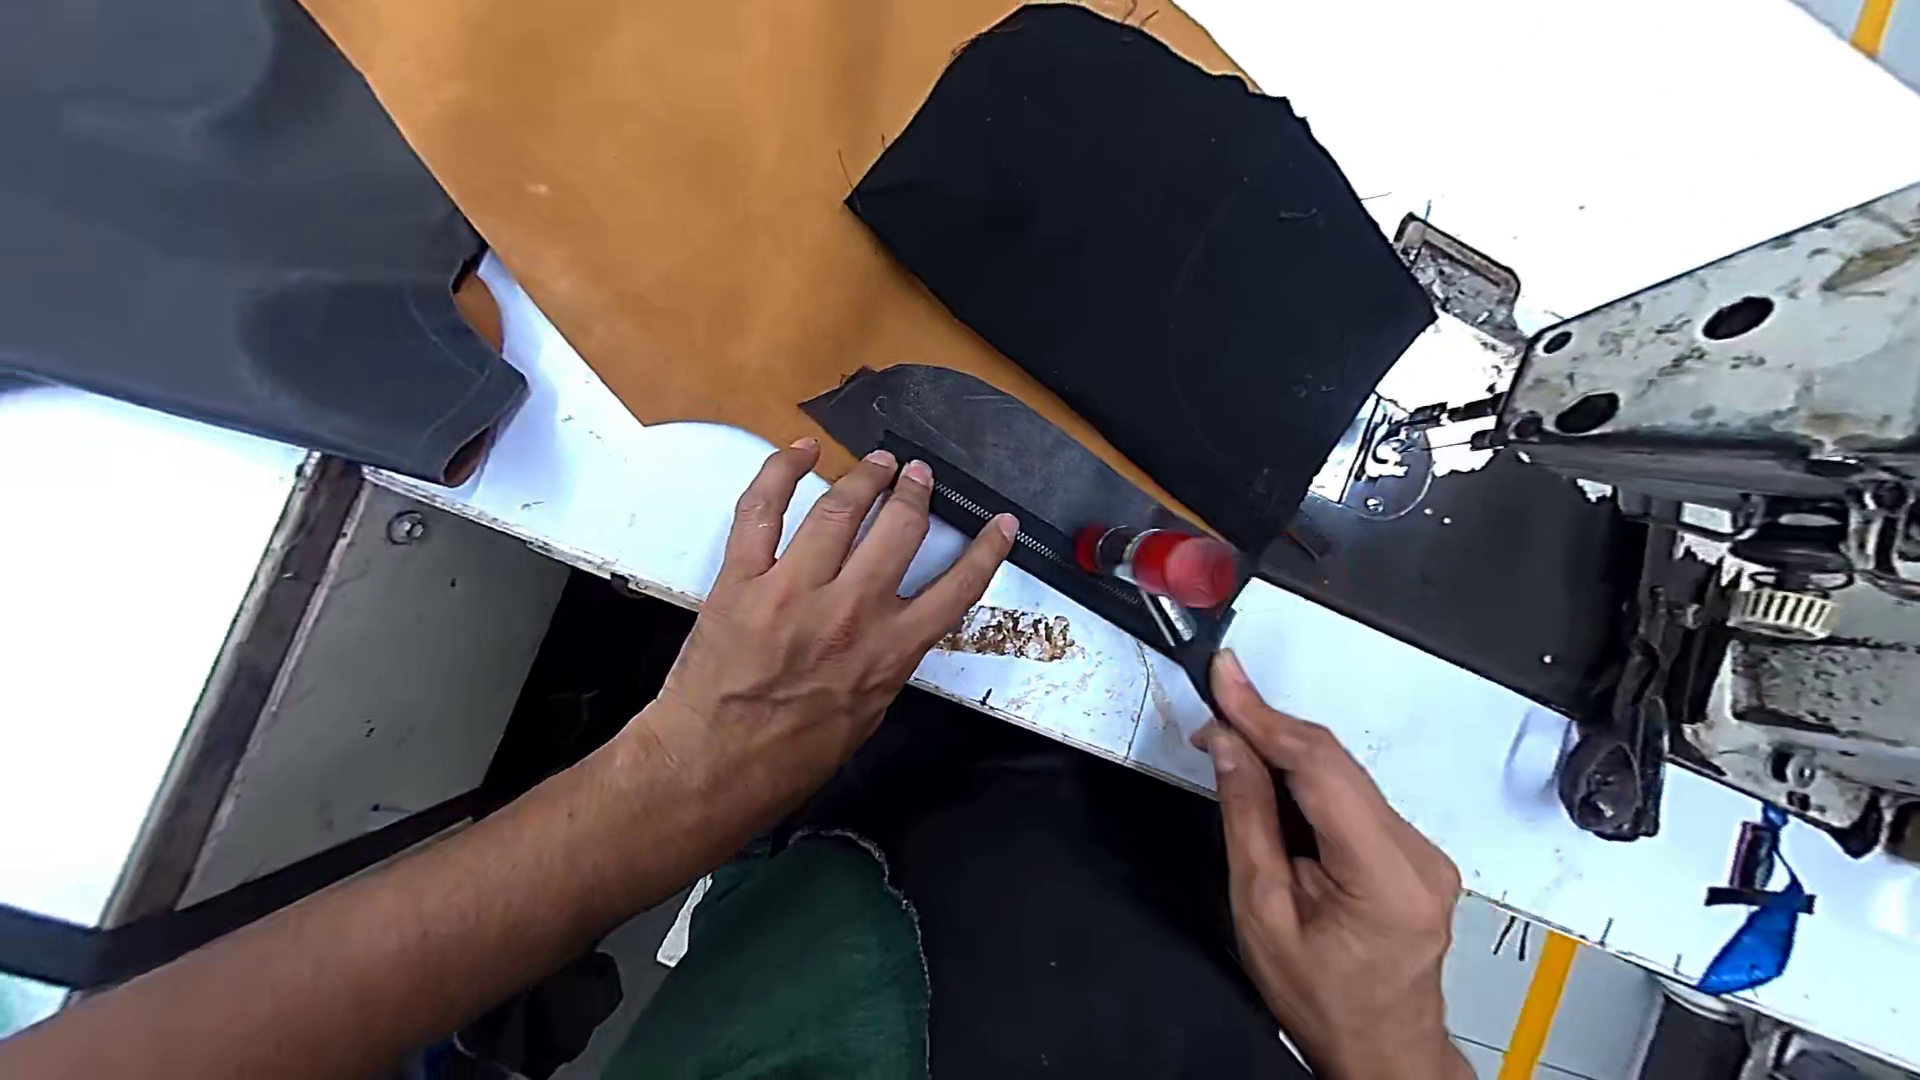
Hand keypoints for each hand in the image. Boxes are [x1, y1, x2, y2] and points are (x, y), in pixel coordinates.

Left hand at [645, 438, 1014, 822]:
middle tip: (919, 477)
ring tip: (879, 463)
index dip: (987, 550)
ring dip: (866, 475)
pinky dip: (781, 471)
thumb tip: (900, 623)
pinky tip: (800, 452)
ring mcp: (794, 590)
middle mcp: (850, 613)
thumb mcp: (869, 710)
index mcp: (889, 651)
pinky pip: (763, 510)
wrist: (712, 768)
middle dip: (917, 492)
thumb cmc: (790, 753)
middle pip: (901, 529)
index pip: (958, 587)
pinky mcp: (743, 580)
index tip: (999, 525)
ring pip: (841, 507)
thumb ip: (891, 658)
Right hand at [1198, 651, 1469, 1079]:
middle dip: (1263, 726)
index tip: (1224, 678)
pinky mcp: (1405, 844)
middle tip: (1211, 710)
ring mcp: (1417, 846)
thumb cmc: (1320, 994)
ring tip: (1226, 738)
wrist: (1377, 1045)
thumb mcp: (1260, 905)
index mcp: (1386, 876)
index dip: (1264, 717)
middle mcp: (1416, 853)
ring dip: (1277, 745)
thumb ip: (1245, 815)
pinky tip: (1263, 768)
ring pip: (1336, 766)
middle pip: (1331, 758)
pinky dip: (1297, 768)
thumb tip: (1227, 744)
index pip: (1319, 768)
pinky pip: (1344, 785)